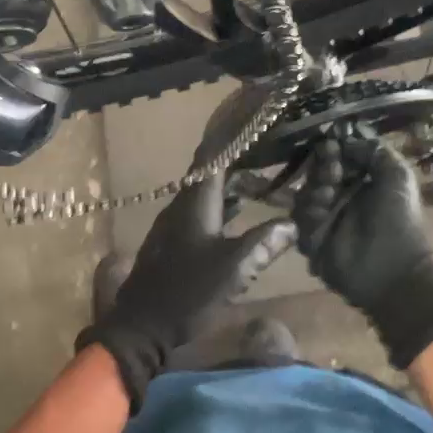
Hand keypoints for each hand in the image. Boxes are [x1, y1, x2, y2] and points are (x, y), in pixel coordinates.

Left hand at [78, 88, 296, 410]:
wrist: (140, 328)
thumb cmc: (187, 293)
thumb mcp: (235, 268)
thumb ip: (265, 241)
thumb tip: (292, 223)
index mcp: (196, 201)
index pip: (215, 151)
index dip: (233, 126)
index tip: (251, 104)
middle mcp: (181, 204)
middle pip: (212, 167)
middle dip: (239, 151)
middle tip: (268, 141)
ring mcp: (174, 224)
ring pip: (207, 190)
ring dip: (233, 179)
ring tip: (262, 173)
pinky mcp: (172, 243)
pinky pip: (203, 209)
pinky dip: (225, 200)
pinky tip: (241, 211)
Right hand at [292, 137, 432, 367]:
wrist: (394, 270)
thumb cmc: (400, 220)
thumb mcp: (398, 176)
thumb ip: (375, 151)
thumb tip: (347, 138)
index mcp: (362, 181)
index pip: (337, 156)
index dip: (333, 148)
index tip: (332, 144)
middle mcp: (341, 196)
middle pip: (316, 172)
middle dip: (322, 167)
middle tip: (333, 172)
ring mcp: (325, 219)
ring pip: (304, 193)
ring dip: (315, 190)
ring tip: (329, 196)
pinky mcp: (312, 240)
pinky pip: (298, 220)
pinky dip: (308, 215)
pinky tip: (322, 215)